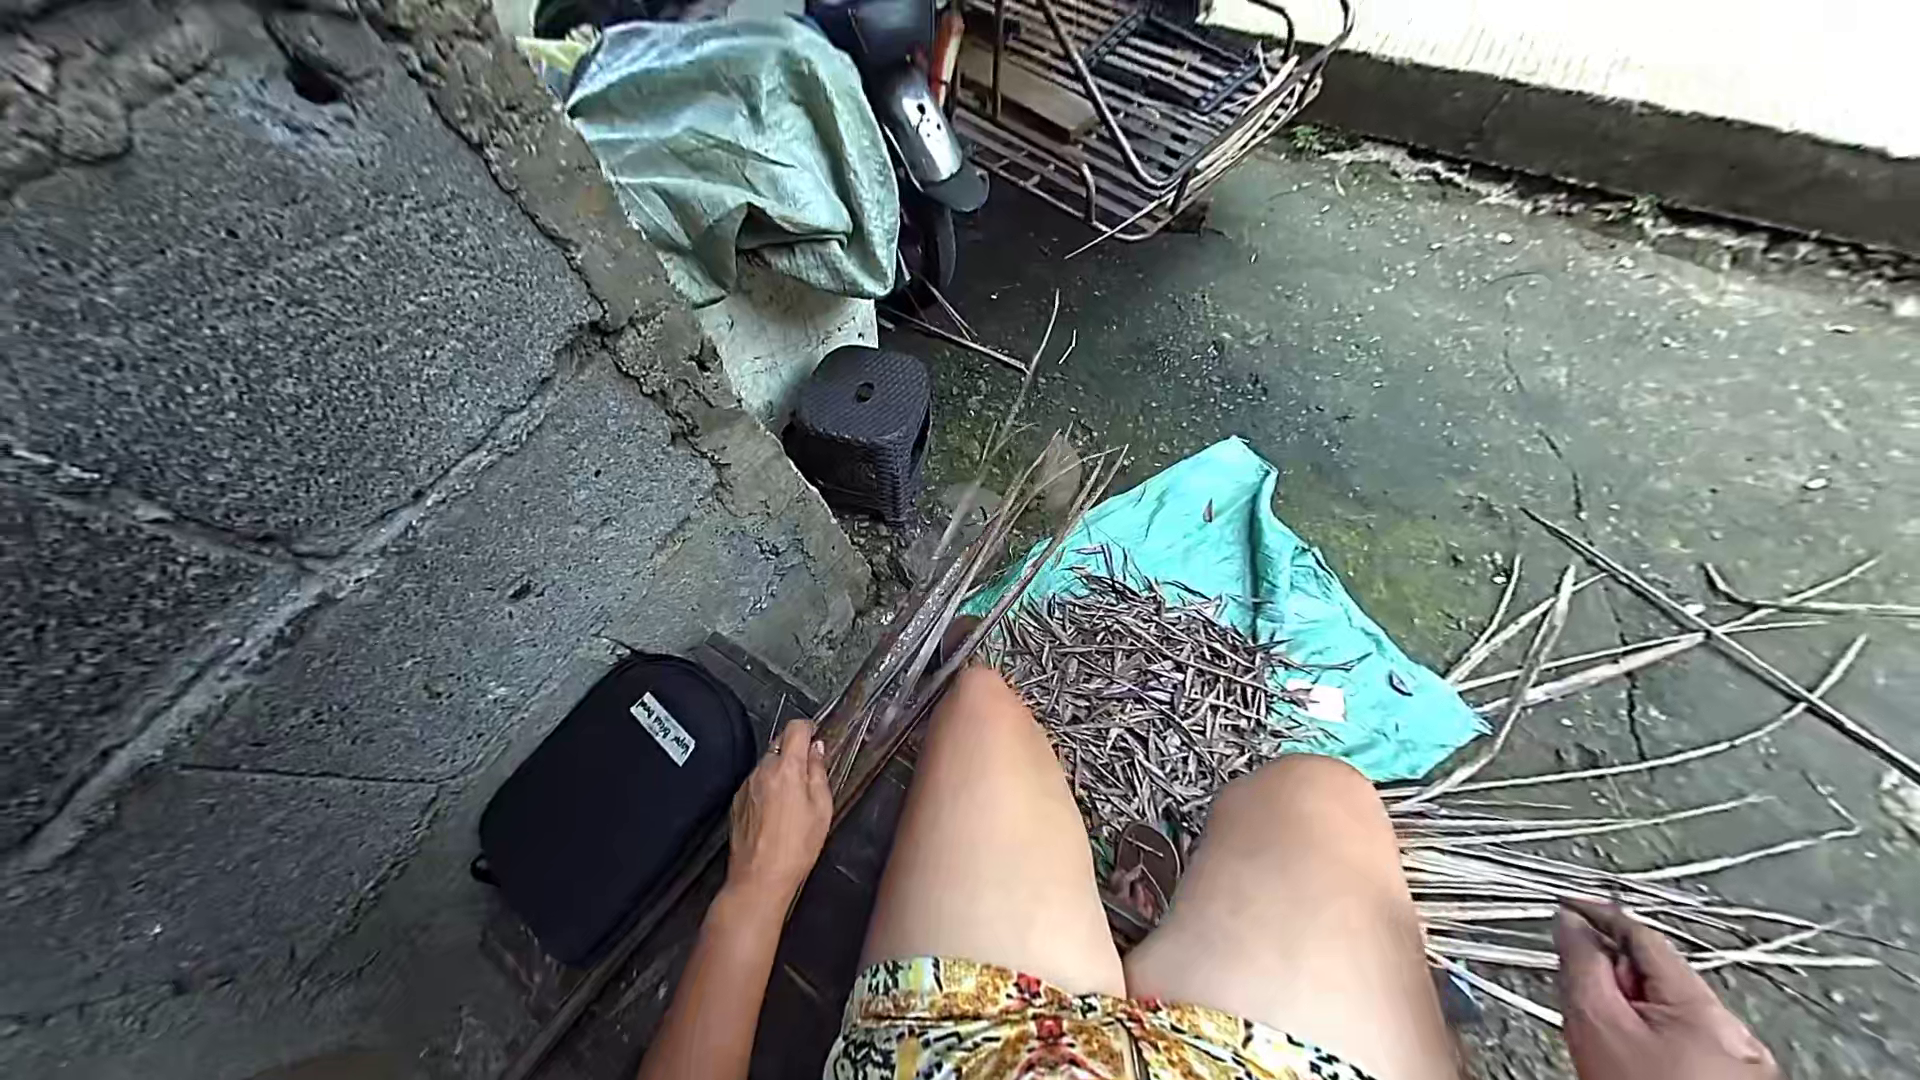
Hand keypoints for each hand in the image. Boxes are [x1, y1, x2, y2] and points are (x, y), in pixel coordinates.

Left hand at [724, 718, 832, 909]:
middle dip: (795, 750)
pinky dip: (767, 786)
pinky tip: (775, 810)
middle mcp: (762, 771)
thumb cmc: (796, 847)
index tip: (815, 737)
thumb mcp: (821, 808)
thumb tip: (817, 749)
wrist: (758, 880)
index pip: (795, 728)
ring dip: (780, 769)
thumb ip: (818, 772)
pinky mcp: (736, 801)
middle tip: (809, 772)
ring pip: (767, 763)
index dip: (808, 729)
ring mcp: (746, 785)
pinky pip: (755, 781)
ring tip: (793, 798)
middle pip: (780, 743)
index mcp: (787, 768)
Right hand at [1555, 901, 1779, 1079]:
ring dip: (1628, 1001)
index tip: (1566, 905)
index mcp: (1703, 1008)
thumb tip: (1569, 920)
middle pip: (1653, 971)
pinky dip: (1648, 1026)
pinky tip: (1631, 1048)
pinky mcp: (1733, 1078)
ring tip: (1607, 1027)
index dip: (1597, 915)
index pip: (1641, 935)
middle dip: (1611, 970)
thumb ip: (1579, 959)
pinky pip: (1680, 1032)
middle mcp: (1734, 1032)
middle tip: (1582, 987)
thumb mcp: (1594, 1015)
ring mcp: (1741, 1060)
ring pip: (1665, 1002)